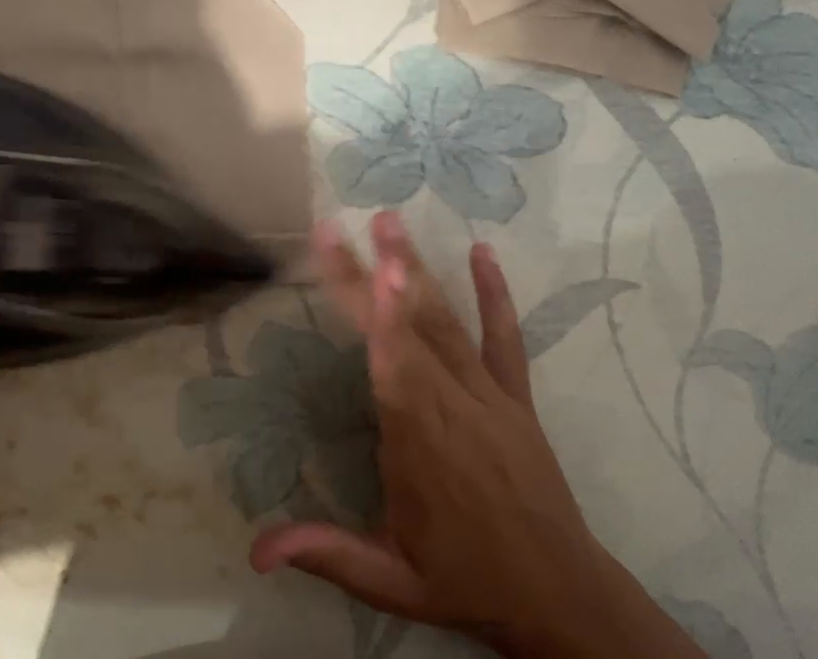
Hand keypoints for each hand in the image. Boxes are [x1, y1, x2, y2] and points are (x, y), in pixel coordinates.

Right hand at [250, 212, 703, 658]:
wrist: (562, 596)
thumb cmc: (466, 581)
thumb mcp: (393, 582)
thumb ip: (326, 555)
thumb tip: (255, 552)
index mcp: (419, 443)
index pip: (392, 365)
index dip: (380, 313)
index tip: (364, 263)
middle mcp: (454, 407)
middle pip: (409, 329)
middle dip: (375, 273)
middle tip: (341, 226)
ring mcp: (490, 397)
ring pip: (447, 323)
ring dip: (416, 269)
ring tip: (388, 222)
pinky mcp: (516, 398)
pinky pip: (506, 339)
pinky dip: (495, 294)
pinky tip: (481, 252)